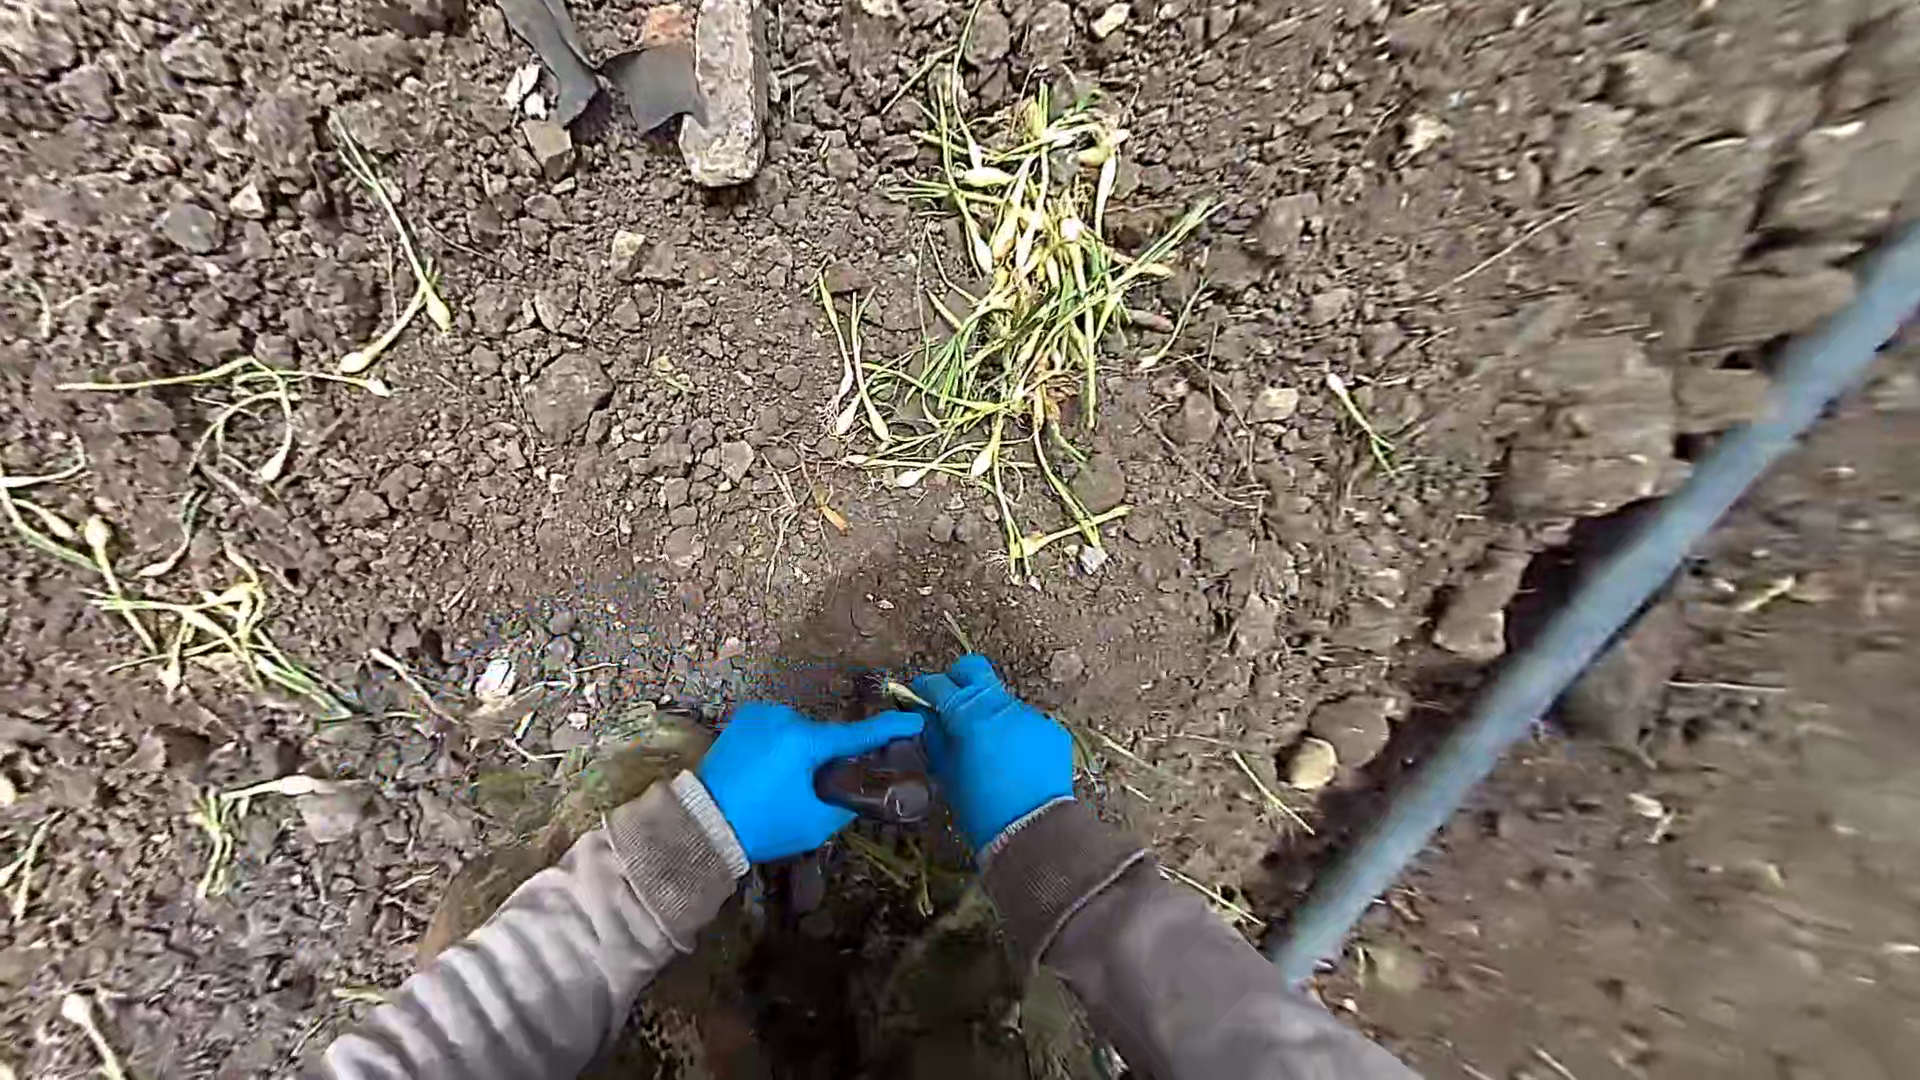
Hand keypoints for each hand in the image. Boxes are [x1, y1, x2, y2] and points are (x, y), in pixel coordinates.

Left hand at [697, 702, 922, 861]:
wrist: (701, 824)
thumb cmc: (762, 825)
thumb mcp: (814, 822)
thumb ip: (846, 802)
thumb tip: (864, 789)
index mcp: (805, 742)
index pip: (857, 734)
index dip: (890, 729)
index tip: (915, 721)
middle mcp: (786, 718)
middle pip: (824, 736)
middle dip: (826, 757)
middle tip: (815, 786)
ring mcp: (762, 715)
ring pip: (800, 732)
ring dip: (801, 751)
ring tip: (782, 783)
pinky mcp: (744, 719)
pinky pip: (777, 729)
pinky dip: (781, 745)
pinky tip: (767, 770)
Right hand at [912, 654, 1073, 850]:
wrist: (1036, 834)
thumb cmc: (981, 811)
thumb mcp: (948, 773)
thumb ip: (936, 736)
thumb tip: (925, 714)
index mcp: (970, 716)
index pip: (940, 684)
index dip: (925, 687)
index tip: (919, 693)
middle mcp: (1001, 706)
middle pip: (974, 669)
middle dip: (957, 678)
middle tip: (949, 701)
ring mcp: (1029, 714)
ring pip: (1000, 697)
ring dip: (986, 709)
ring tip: (983, 741)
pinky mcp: (1050, 728)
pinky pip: (1024, 719)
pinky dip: (1011, 729)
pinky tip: (1010, 756)